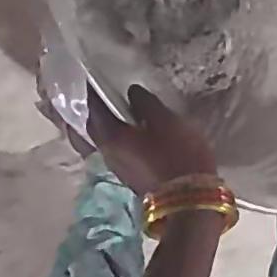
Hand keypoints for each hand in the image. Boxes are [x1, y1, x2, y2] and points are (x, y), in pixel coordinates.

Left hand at [86, 84, 218, 196]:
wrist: (189, 199)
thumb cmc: (178, 154)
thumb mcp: (167, 121)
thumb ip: (146, 103)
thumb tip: (130, 92)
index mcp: (111, 137)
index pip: (93, 108)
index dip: (91, 91)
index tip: (90, 76)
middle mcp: (106, 153)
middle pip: (88, 129)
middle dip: (87, 112)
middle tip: (90, 96)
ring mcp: (116, 167)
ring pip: (98, 142)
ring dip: (98, 127)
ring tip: (106, 113)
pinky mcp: (128, 175)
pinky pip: (111, 150)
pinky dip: (110, 138)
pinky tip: (124, 132)